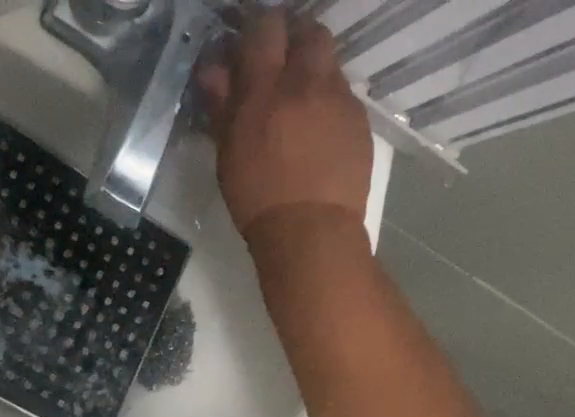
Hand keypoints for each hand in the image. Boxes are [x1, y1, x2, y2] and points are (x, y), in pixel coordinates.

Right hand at [198, 10, 372, 239]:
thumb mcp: (228, 154)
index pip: (265, 27)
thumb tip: (213, 69)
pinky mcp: (360, 122)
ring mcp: (340, 100)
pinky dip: (330, 104)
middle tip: (282, 64)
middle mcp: (308, 82)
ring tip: (301, 104)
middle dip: (295, 39)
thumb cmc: (257, 198)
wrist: (311, 232)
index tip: (250, 45)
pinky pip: (344, 97)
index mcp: (267, 88)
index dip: (258, 29)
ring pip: (330, 64)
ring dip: (314, 72)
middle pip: (310, 31)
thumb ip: (222, 105)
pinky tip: (320, 134)